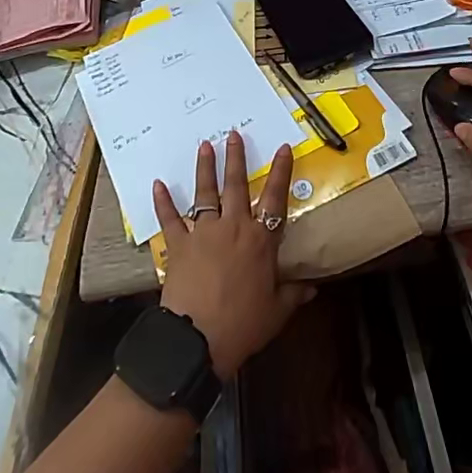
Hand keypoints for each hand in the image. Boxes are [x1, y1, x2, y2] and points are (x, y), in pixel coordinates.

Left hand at [152, 132, 313, 379]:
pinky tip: (158, 184)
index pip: (276, 199)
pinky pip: (170, 218)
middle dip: (236, 158)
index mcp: (261, 241)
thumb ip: (294, 294)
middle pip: (236, 185)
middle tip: (234, 134)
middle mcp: (233, 227)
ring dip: (205, 168)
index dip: (281, 172)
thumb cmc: (244, 324)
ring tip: (205, 146)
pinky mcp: (178, 244)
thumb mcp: (277, 310)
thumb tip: (313, 287)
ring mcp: (203, 233)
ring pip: (205, 193)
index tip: (283, 148)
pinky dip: (163, 201)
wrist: (199, 338)